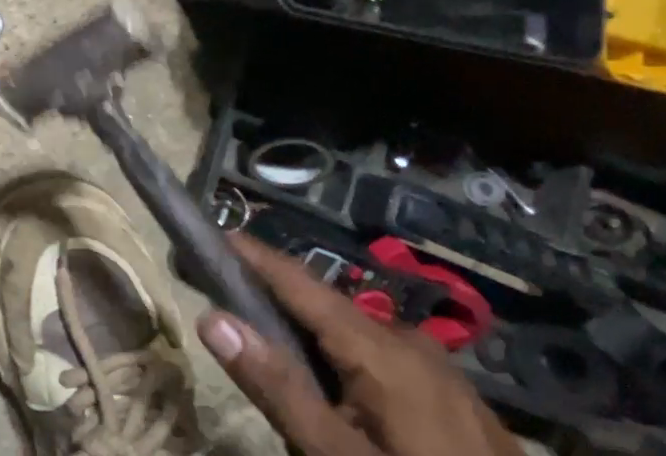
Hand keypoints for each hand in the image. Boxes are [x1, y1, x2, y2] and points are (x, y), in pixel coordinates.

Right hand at [196, 233, 521, 455]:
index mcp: (380, 348)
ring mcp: (440, 371)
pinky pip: (384, 361)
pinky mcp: (457, 401)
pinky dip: (344, 360)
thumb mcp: (337, 454)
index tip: (209, 232)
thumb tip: (211, 317)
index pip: (300, 282)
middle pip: (325, 308)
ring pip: (355, 336)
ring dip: (310, 335)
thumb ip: (277, 387)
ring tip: (271, 353)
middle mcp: (410, 343)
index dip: (252, 255)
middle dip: (274, 301)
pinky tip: (334, 393)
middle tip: (223, 302)